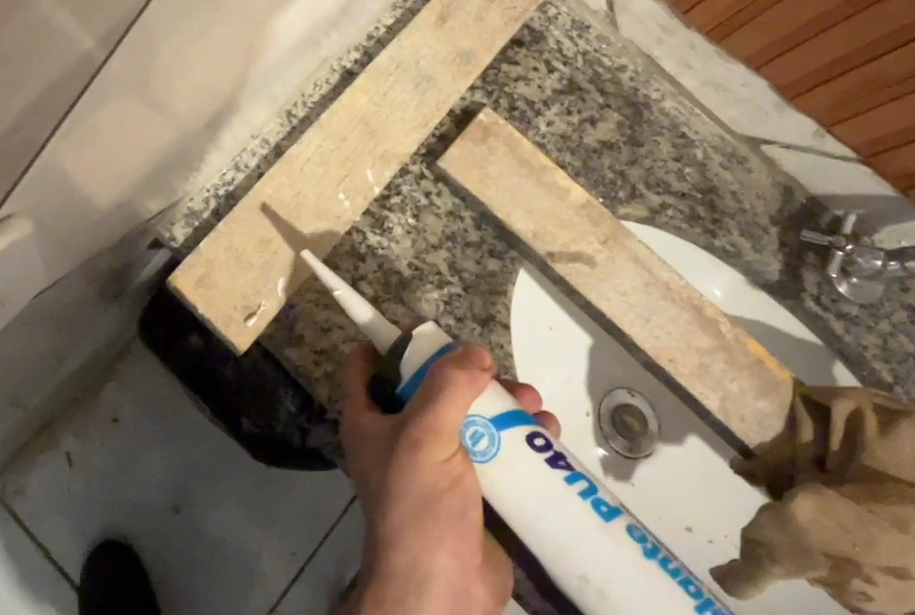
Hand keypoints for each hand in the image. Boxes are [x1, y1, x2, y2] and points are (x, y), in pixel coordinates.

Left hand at [339, 342, 560, 614]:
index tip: (428, 326)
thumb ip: (448, 386)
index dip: (391, 340)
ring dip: (504, 406)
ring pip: (472, 417)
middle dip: (470, 375)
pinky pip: (497, 452)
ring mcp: (440, 464)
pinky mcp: (475, 489)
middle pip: (434, 387)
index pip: (368, 365)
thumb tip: (475, 351)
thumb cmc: (418, 505)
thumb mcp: (425, 434)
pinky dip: (520, 440)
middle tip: (501, 373)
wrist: (442, 589)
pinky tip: (546, 434)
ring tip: (534, 406)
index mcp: (371, 420)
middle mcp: (401, 436)